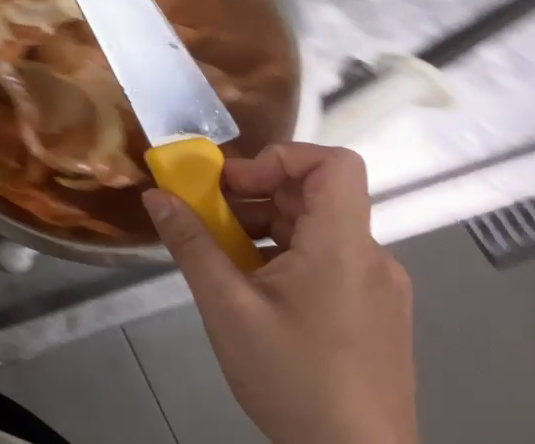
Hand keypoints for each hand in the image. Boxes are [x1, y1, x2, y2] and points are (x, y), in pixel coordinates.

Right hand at [145, 143, 417, 443]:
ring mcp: (377, 288)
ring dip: (261, 224)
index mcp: (344, 250)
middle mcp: (372, 259)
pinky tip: (249, 287)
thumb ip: (191, 243)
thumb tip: (157, 196)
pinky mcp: (374, 312)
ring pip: (316, 227)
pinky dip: (281, 253)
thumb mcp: (226, 308)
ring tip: (219, 256)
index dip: (278, 156)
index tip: (230, 184)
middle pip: (315, 194)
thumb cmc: (293, 379)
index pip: (333, 164)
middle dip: (252, 192)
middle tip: (204, 215)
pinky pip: (326, 258)